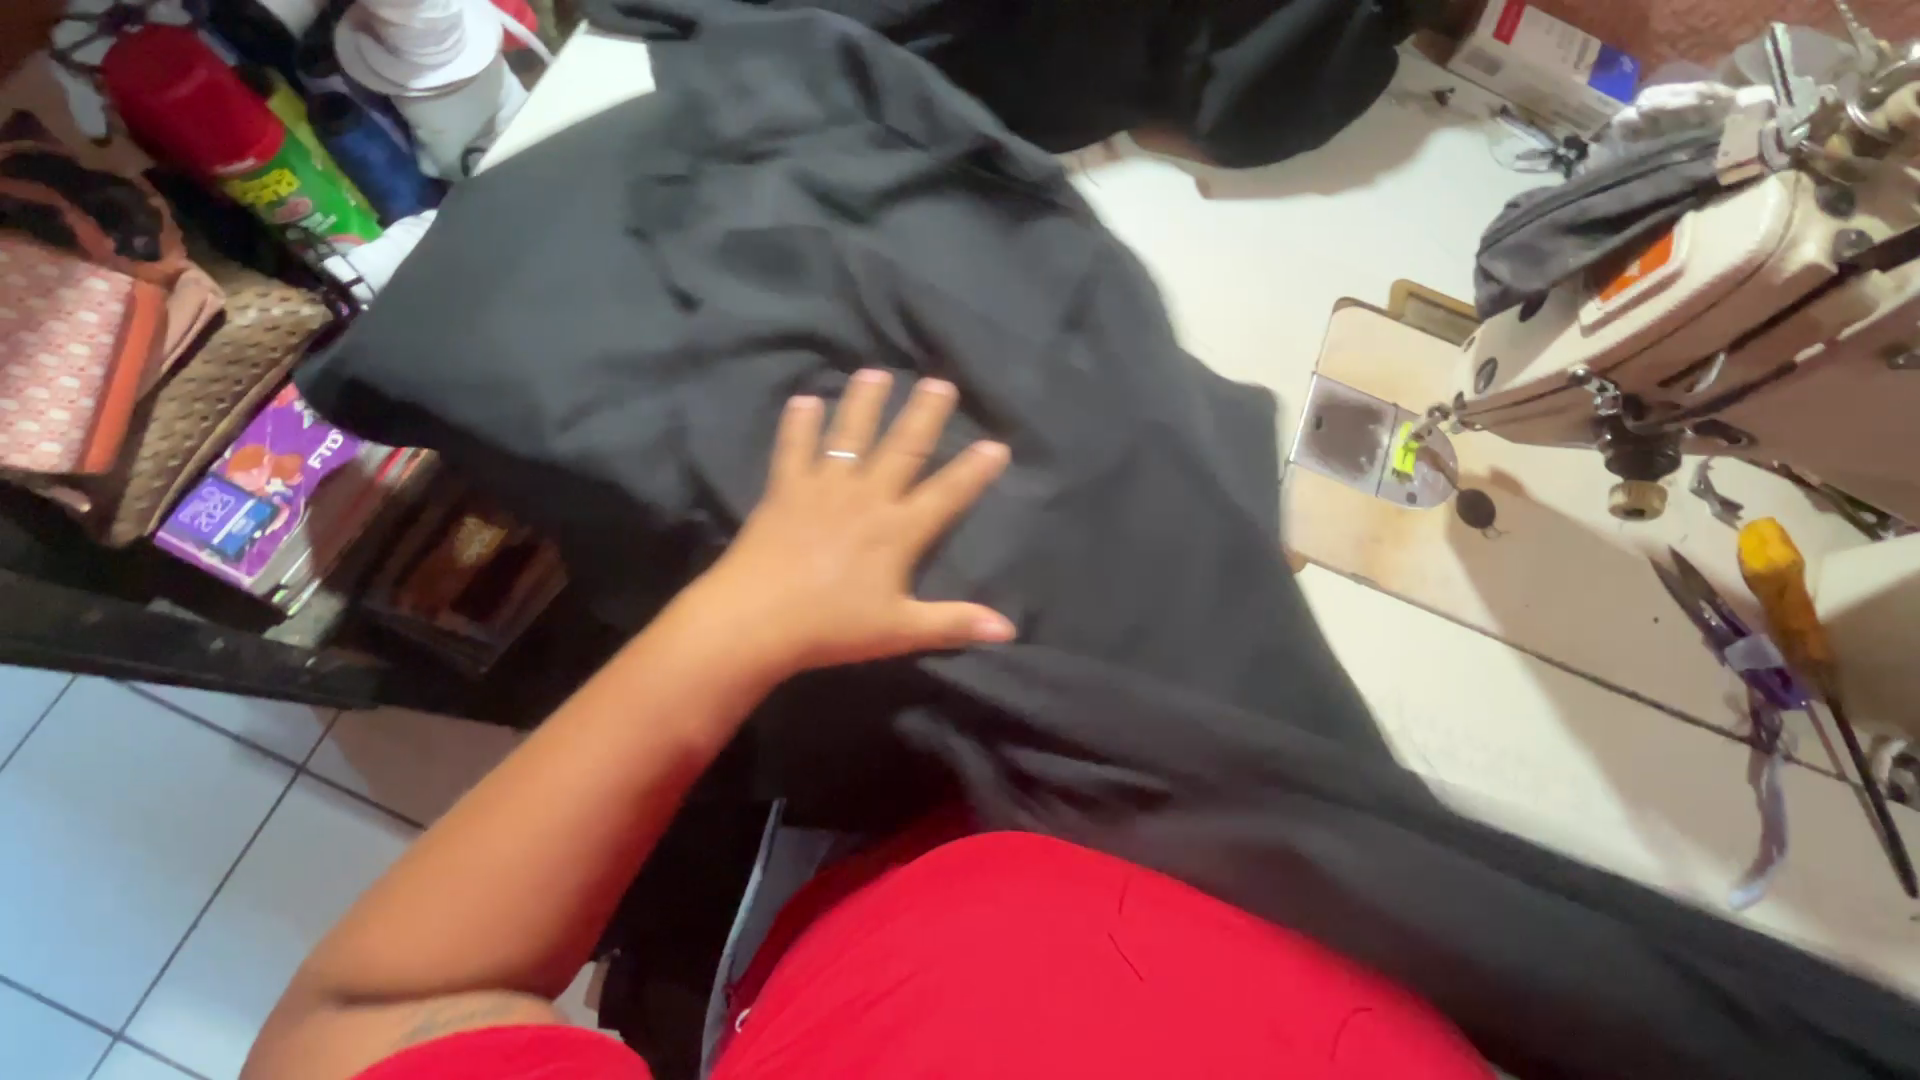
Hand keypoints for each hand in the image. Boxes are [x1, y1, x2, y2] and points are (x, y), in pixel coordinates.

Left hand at [680, 369, 1014, 676]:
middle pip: (903, 448)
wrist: (755, 621)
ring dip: (865, 402)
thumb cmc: (832, 628)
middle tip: (939, 382)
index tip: (996, 443)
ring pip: (850, 435)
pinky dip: (799, 424)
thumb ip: (954, 623)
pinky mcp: (784, 491)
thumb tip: (1009, 631)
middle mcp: (866, 498)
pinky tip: (804, 400)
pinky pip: (794, 449)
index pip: (947, 494)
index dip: (974, 470)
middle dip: (924, 414)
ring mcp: (823, 490)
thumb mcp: (900, 631)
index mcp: (898, 531)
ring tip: (875, 372)